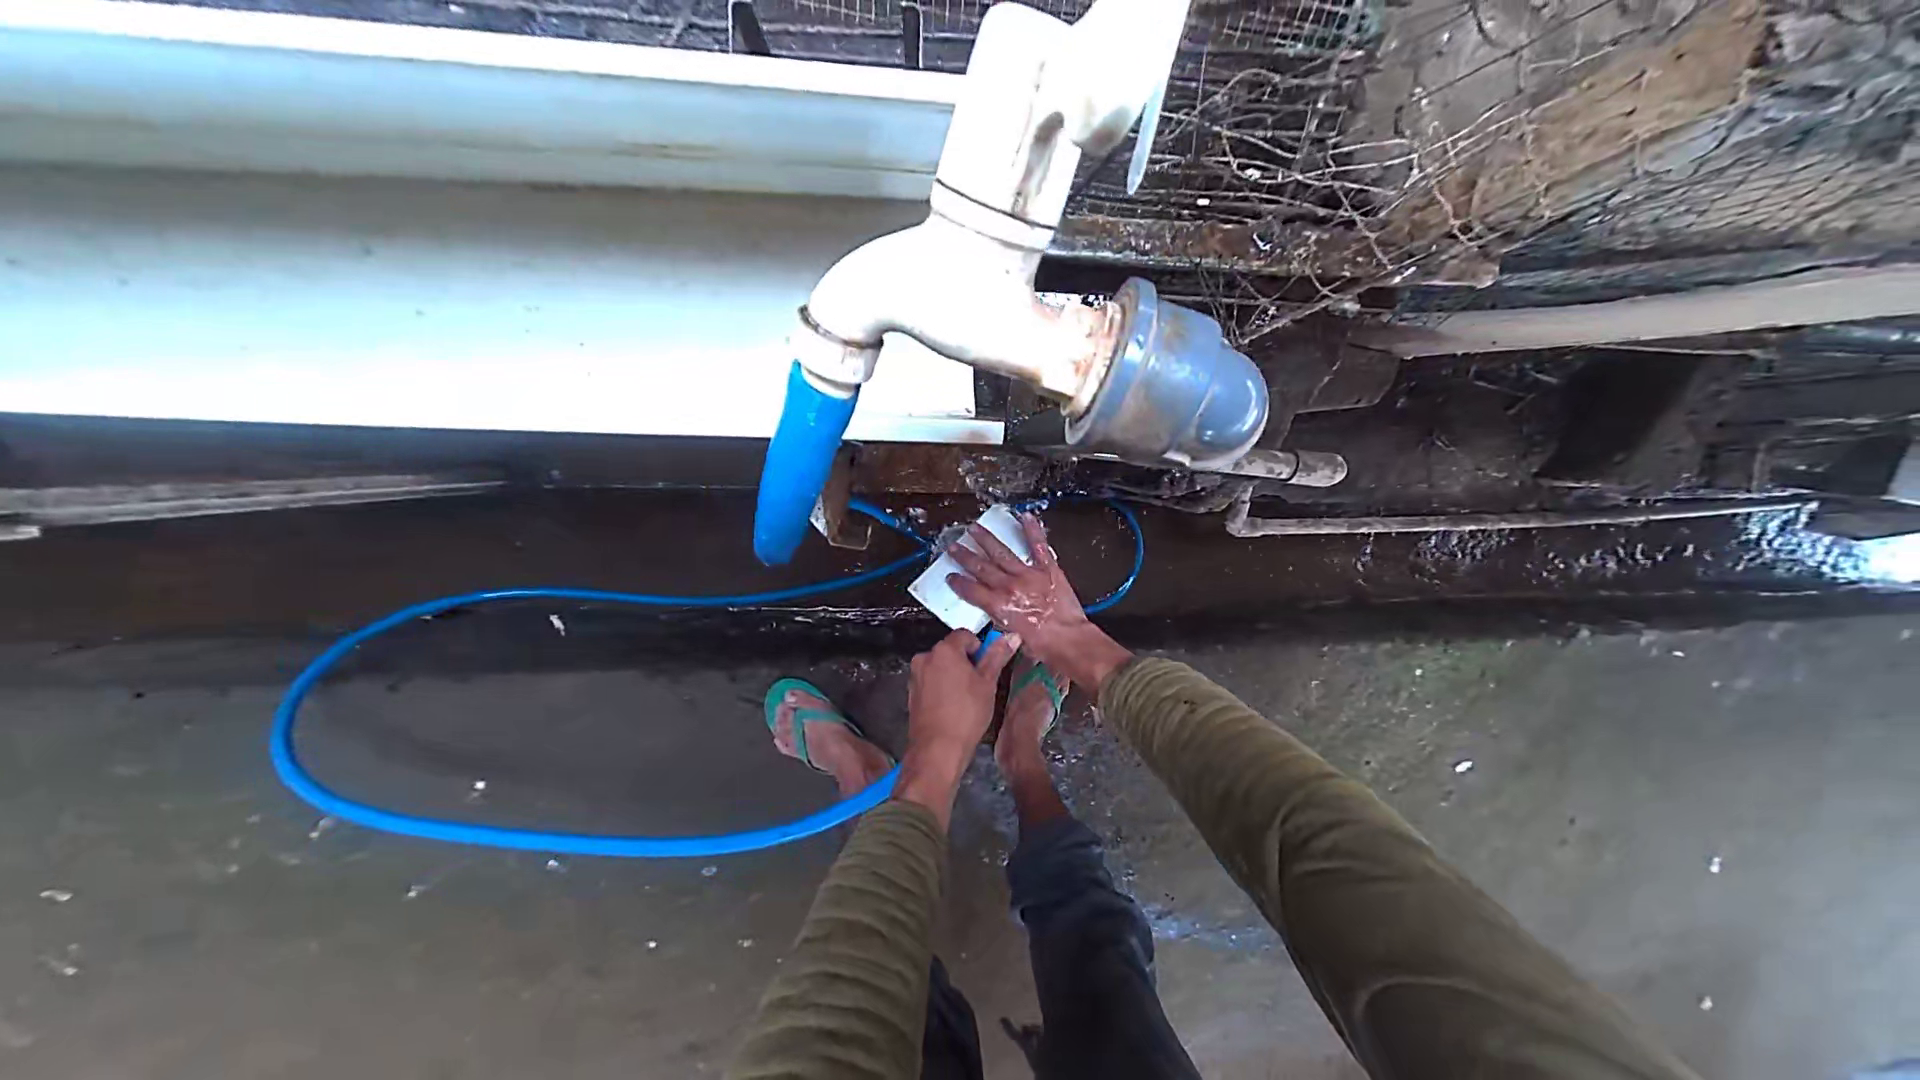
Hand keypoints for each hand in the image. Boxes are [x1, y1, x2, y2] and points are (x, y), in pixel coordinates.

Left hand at [894, 628, 1019, 826]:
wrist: (937, 749)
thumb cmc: (966, 714)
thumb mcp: (987, 683)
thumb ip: (997, 656)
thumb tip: (1011, 636)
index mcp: (944, 650)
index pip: (966, 635)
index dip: (980, 648)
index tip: (988, 668)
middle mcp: (925, 657)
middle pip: (951, 650)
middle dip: (967, 662)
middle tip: (980, 684)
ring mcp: (915, 675)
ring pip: (941, 666)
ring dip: (955, 675)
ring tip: (967, 699)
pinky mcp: (912, 693)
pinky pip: (931, 681)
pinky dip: (943, 688)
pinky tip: (953, 707)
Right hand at [946, 513, 1132, 690]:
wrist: (1071, 641)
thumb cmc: (1046, 646)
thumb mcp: (1013, 638)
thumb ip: (1002, 620)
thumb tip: (998, 612)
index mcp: (999, 606)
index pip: (971, 590)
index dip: (958, 582)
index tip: (951, 576)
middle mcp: (1010, 587)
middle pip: (981, 567)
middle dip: (964, 557)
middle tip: (954, 547)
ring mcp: (1029, 574)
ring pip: (1001, 552)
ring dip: (986, 540)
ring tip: (975, 529)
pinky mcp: (1047, 568)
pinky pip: (1038, 545)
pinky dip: (1031, 529)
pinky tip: (1025, 516)